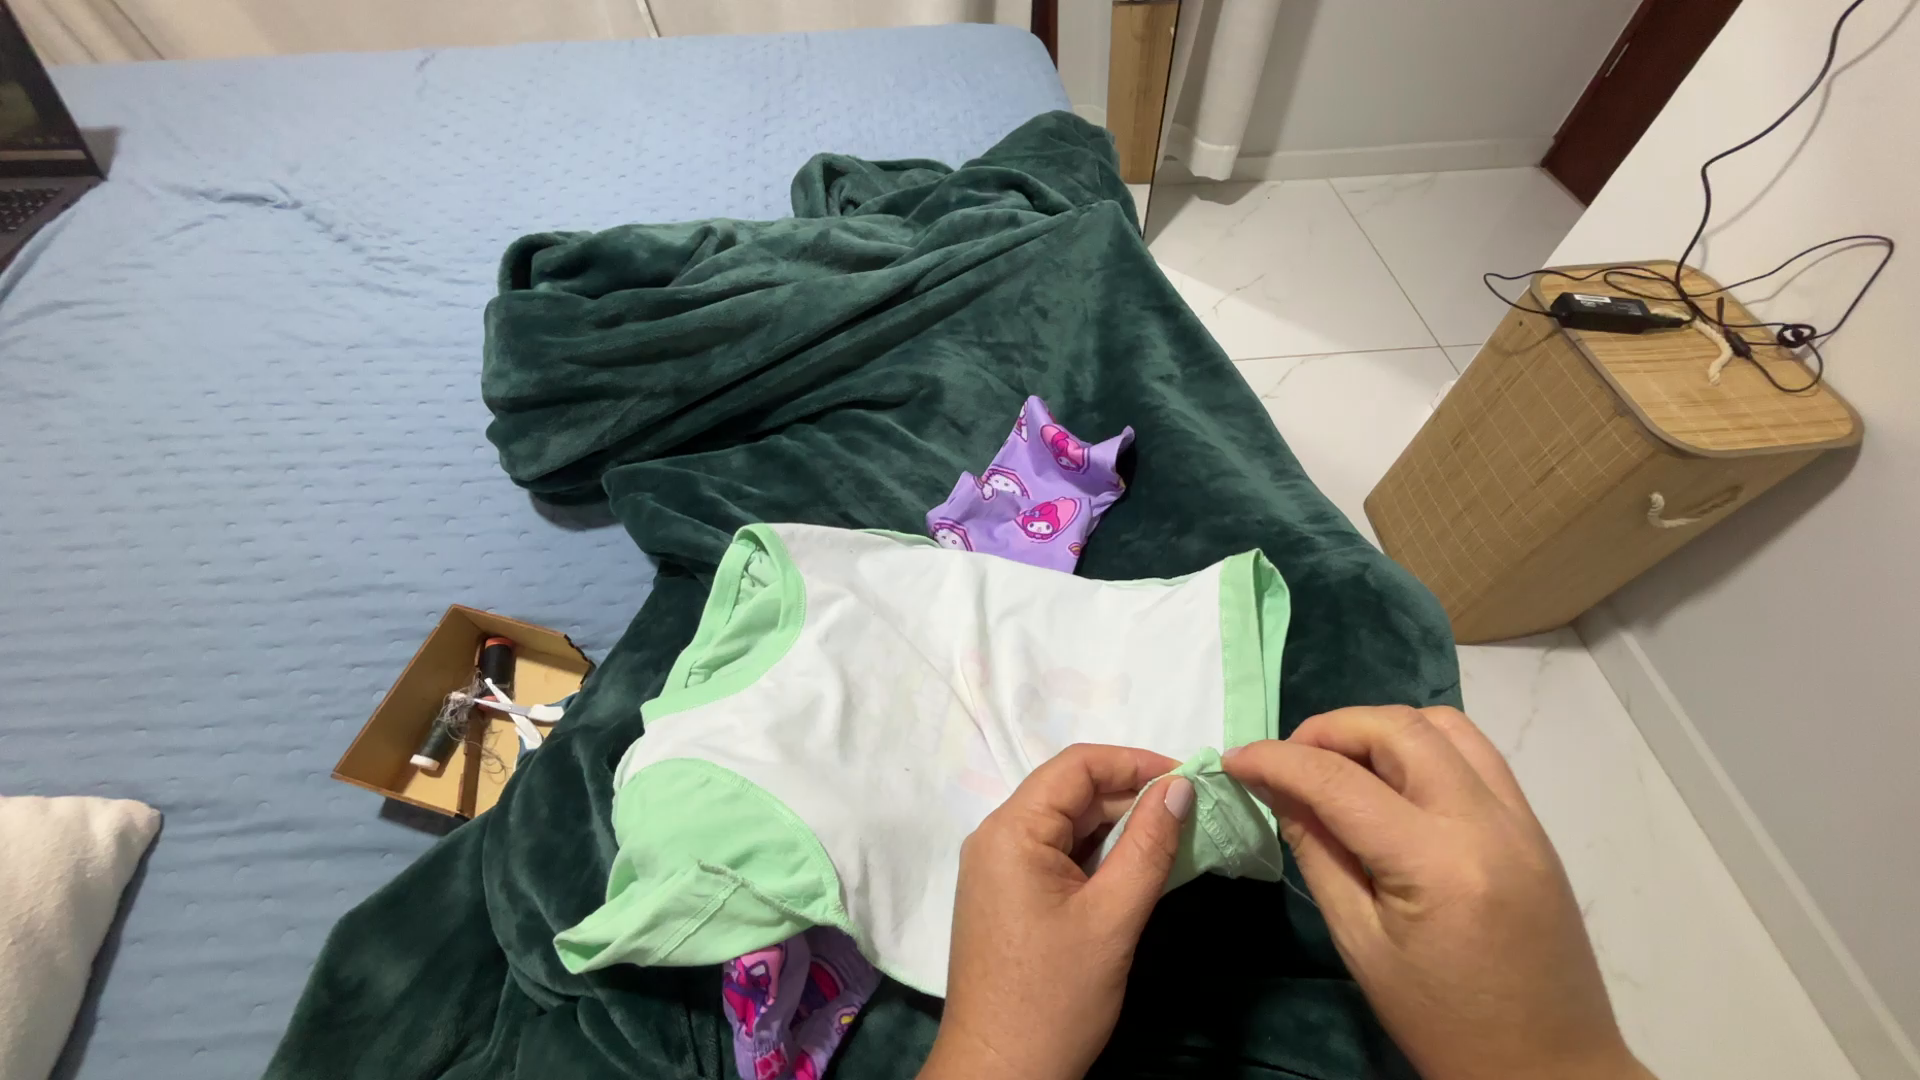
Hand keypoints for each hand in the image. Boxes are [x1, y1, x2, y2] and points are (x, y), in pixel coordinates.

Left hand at [920, 744, 1194, 1079]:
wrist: (999, 1073)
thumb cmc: (1056, 996)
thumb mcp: (1112, 919)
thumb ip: (1148, 846)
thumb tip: (1179, 787)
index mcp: (1011, 828)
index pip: (1075, 767)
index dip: (1132, 762)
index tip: (1185, 776)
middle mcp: (998, 834)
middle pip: (1069, 792)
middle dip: (1129, 794)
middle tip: (1189, 808)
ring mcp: (999, 864)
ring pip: (1065, 822)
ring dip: (1116, 824)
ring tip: (1172, 832)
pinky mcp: (1007, 891)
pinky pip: (1056, 851)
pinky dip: (1096, 851)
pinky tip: (1135, 862)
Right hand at [1225, 706, 1652, 1079]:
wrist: (1551, 1071)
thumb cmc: (1440, 1019)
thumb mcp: (1358, 939)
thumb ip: (1314, 847)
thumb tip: (1273, 786)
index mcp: (1437, 864)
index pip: (1339, 781)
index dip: (1275, 759)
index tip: (1234, 760)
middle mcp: (1487, 824)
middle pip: (1396, 728)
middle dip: (1328, 729)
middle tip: (1289, 761)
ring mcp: (1520, 819)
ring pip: (1441, 724)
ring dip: (1377, 728)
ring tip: (1340, 763)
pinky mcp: (1532, 826)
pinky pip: (1472, 751)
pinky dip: (1419, 743)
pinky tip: (1390, 779)